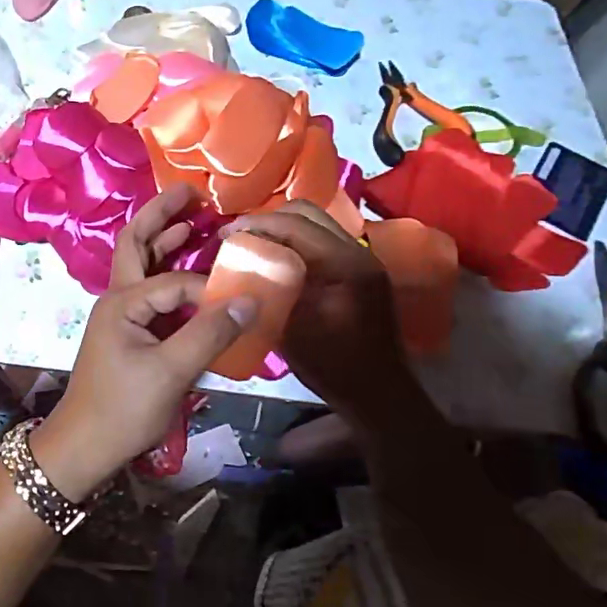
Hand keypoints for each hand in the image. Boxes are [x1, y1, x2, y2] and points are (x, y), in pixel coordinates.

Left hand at [30, 187, 252, 500]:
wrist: (85, 448)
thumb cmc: (122, 408)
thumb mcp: (170, 371)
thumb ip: (210, 333)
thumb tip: (250, 299)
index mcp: (123, 301)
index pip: (175, 280)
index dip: (209, 288)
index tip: (239, 303)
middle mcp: (118, 297)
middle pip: (137, 242)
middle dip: (162, 214)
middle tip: (191, 192)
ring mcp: (122, 313)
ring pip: (142, 262)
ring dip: (165, 238)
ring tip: (193, 218)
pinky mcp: (131, 330)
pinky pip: (152, 288)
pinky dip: (171, 270)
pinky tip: (192, 271)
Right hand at [223, 202, 427, 433]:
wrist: (380, 394)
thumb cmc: (334, 367)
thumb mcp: (291, 331)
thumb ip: (268, 292)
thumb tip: (239, 269)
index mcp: (344, 263)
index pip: (295, 224)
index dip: (257, 223)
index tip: (226, 233)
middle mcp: (359, 251)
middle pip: (308, 213)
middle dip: (270, 219)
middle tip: (240, 236)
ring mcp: (365, 258)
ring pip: (318, 224)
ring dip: (285, 229)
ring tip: (256, 245)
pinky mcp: (362, 270)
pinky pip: (325, 240)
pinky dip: (300, 242)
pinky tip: (280, 260)